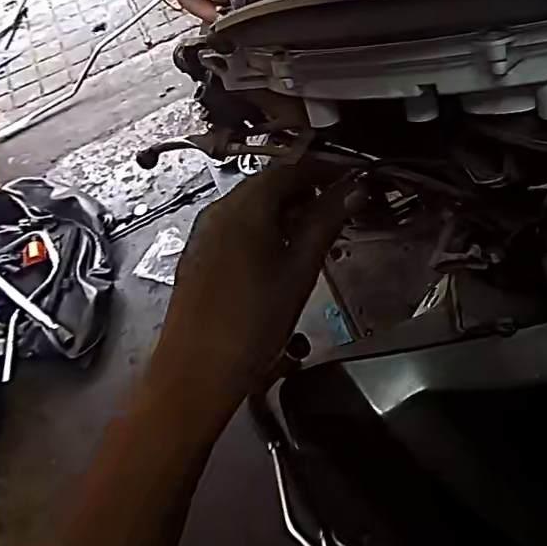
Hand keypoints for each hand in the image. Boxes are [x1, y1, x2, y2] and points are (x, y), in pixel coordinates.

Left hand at [148, 162, 364, 411]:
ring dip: (287, 206)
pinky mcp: (200, 253)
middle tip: (339, 202)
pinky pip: (238, 222)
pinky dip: (266, 223)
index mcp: (245, 207)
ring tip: (317, 227)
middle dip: (307, 186)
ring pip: (253, 202)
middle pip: (269, 181)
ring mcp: (205, 231)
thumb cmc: (252, 323)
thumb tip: (353, 189)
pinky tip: (284, 249)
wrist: (193, 377)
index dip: (325, 168)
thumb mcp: (300, 269)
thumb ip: (326, 221)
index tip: (351, 176)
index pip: (291, 168)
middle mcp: (220, 210)